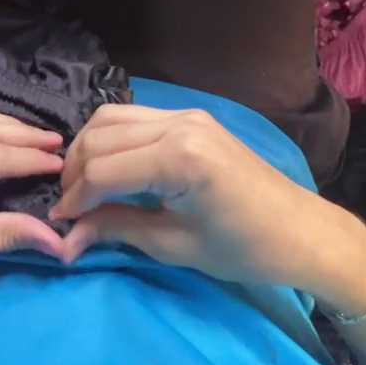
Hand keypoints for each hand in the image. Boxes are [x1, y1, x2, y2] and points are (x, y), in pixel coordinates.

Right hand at [51, 105, 365, 309]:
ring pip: (110, 119)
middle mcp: (181, 124)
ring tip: (84, 187)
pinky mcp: (191, 117)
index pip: (103, 170)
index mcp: (181, 158)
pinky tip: (108, 168)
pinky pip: (132, 118)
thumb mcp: (175, 246)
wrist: (304, 233)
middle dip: (75, 173)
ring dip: (88, 150)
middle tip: (70, 208)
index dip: (74, 198)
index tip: (61, 223)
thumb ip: (116, 230)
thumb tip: (66, 238)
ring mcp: (187, 115)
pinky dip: (110, 139)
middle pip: (100, 137)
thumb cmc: (246, 249)